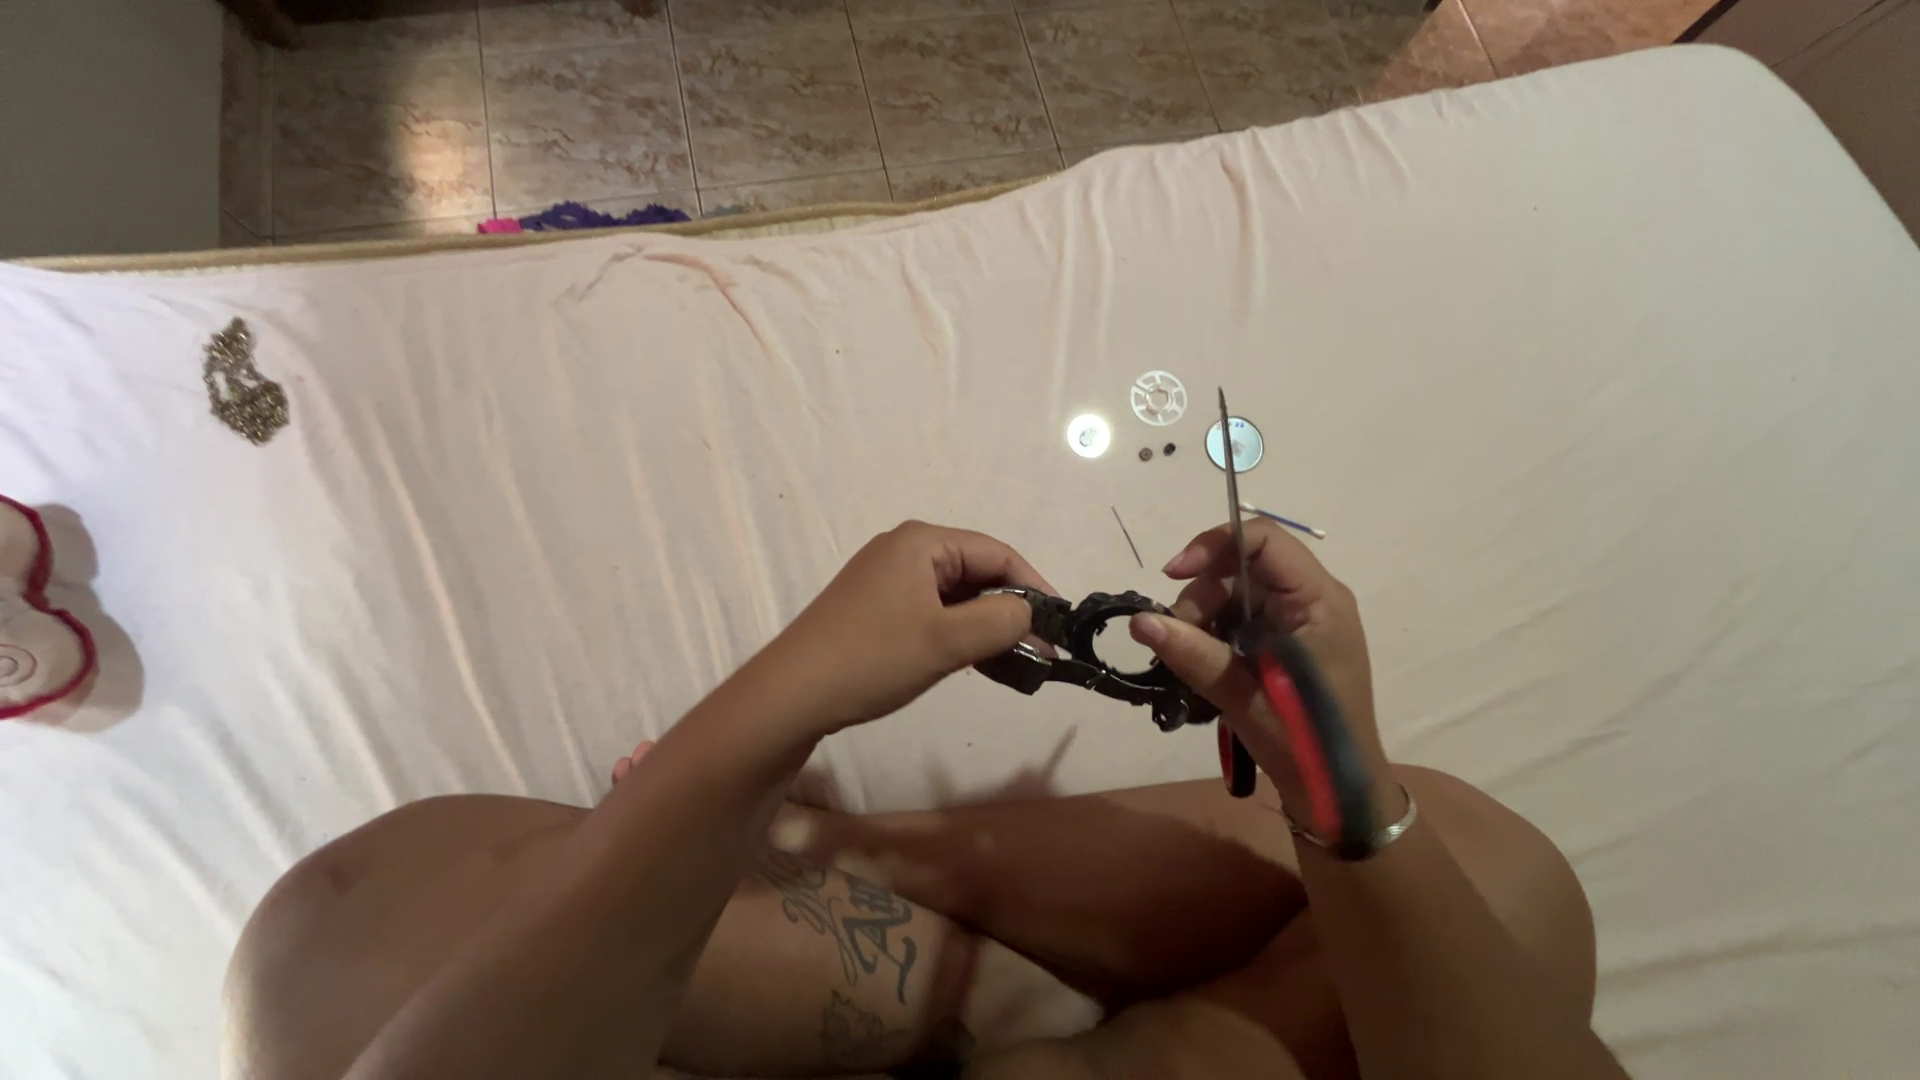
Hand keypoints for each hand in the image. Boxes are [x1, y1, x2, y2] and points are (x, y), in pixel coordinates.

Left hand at [749, 521, 1053, 735]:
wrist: (791, 694)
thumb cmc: (872, 658)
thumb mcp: (946, 640)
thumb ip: (1000, 621)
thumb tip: (1030, 613)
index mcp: (921, 543)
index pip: (997, 552)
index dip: (1035, 587)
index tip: (1061, 627)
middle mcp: (904, 551)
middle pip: (976, 572)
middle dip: (1011, 610)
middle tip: (1041, 651)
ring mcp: (886, 580)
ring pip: (955, 596)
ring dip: (986, 626)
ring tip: (1014, 662)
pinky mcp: (875, 608)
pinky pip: (932, 612)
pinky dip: (958, 633)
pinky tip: (973, 661)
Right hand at [1128, 520, 1395, 814]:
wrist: (1338, 794)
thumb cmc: (1307, 740)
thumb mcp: (1244, 696)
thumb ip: (1194, 654)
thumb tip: (1140, 622)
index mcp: (1317, 600)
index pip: (1263, 539)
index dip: (1214, 545)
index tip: (1174, 575)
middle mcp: (1309, 599)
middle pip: (1239, 567)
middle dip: (1200, 597)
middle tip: (1178, 640)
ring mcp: (1295, 621)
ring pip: (1231, 594)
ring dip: (1200, 620)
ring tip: (1191, 663)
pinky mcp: (1281, 642)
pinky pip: (1235, 619)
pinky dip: (1210, 635)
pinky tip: (1203, 665)